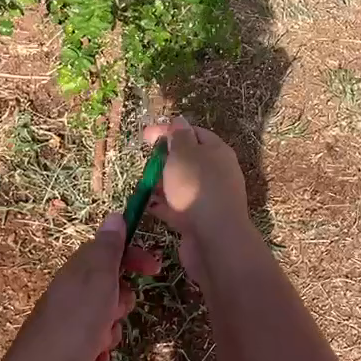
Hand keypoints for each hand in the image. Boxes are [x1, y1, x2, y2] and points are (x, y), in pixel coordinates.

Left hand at [0, 213, 159, 360]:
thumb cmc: (72, 330)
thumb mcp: (97, 282)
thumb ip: (107, 249)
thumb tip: (114, 216)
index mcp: (76, 271)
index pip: (109, 250)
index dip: (134, 255)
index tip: (155, 269)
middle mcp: (69, 292)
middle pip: (109, 284)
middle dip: (123, 299)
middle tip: (116, 312)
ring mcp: (64, 323)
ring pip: (104, 315)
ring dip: (112, 329)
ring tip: (101, 343)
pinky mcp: (63, 351)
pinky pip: (93, 342)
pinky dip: (99, 350)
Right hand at [140, 116, 248, 287]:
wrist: (215, 239)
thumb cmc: (197, 188)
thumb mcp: (184, 154)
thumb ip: (179, 137)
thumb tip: (179, 121)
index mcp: (217, 151)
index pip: (193, 133)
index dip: (170, 131)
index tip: (145, 136)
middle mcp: (217, 172)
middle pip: (188, 159)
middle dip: (165, 159)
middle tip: (145, 162)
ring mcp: (210, 198)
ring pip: (182, 185)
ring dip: (163, 183)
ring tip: (143, 184)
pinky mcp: (200, 221)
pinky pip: (179, 207)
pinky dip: (165, 205)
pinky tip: (148, 206)